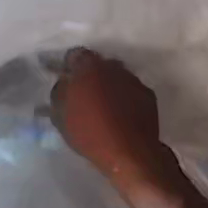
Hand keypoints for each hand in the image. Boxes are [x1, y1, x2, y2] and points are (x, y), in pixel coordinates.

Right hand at [52, 48, 184, 199]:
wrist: (130, 153)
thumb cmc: (89, 132)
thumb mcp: (61, 115)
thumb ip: (59, 92)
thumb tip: (64, 82)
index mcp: (88, 67)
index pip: (75, 55)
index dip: (69, 66)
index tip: (66, 80)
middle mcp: (113, 66)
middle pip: (98, 65)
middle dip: (90, 75)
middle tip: (84, 94)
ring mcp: (133, 79)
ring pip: (116, 77)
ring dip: (109, 86)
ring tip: (104, 107)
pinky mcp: (148, 95)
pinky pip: (131, 91)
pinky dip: (125, 98)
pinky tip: (121, 115)